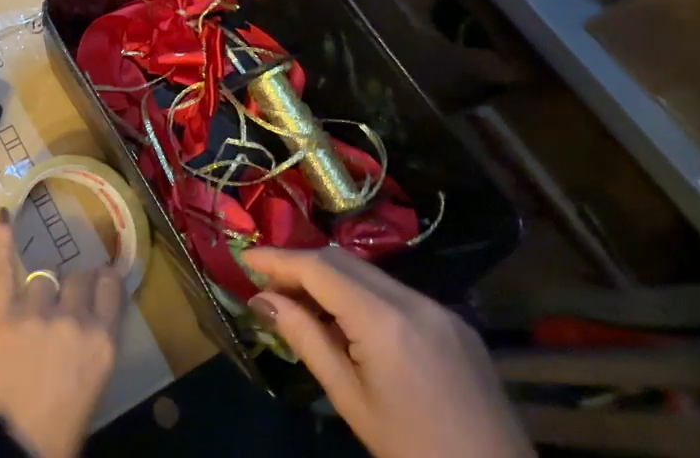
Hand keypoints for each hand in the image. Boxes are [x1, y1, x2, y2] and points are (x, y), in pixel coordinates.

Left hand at [0, 213, 124, 457]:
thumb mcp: (96, 385)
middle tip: (67, 296)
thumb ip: (94, 344)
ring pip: (43, 277)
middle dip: (74, 285)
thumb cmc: (61, 427)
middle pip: (78, 279)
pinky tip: (3, 217)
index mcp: (103, 340)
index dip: (103, 281)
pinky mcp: (3, 312)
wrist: (15, 443)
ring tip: (35, 302)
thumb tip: (90, 319)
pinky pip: (5, 269)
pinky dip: (3, 242)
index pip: (110, 288)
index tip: (101, 278)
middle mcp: (74, 318)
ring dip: (41, 287)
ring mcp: (36, 311)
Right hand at [240, 246, 531, 457]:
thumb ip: (306, 339)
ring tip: (299, 302)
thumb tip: (263, 301)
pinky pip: (396, 293)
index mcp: (385, 319)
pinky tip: (347, 321)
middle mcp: (414, 300)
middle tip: (266, 284)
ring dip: (330, 279)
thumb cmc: (413, 448)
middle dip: (300, 265)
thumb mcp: (349, 398)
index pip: (319, 268)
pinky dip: (361, 294)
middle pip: (343, 262)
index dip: (277, 259)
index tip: (243, 259)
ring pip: (369, 274)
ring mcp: (440, 309)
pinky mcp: (455, 324)